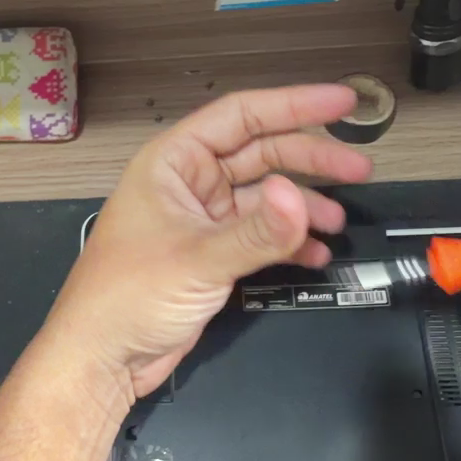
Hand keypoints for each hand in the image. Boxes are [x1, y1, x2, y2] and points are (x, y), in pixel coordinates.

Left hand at [46, 85, 372, 398]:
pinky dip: (287, 243)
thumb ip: (255, 232)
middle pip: (261, 154)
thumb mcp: (196, 259)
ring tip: (338, 221)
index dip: (294, 105)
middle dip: (310, 161)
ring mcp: (202, 219)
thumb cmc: (127, 297)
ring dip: (302, 207)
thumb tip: (300, 197)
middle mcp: (189, 183)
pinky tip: (314, 253)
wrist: (102, 357)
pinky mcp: (211, 254)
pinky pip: (259, 236)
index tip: (343, 103)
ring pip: (265, 198)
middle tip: (358, 170)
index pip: (241, 116)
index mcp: (173, 162)